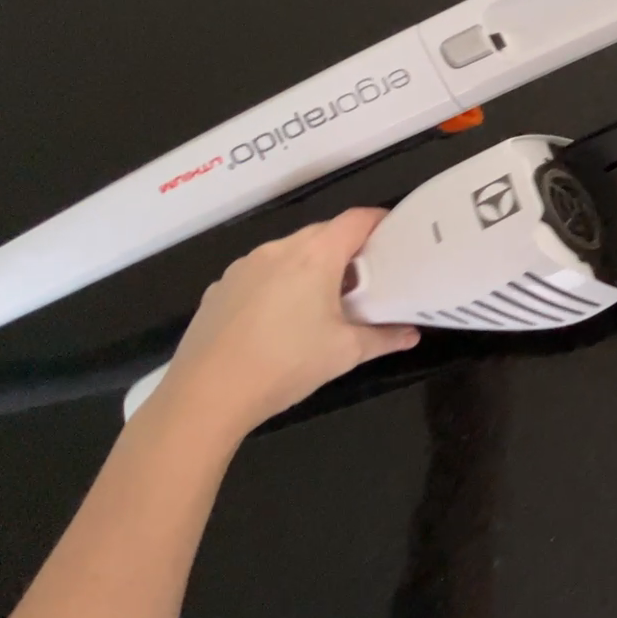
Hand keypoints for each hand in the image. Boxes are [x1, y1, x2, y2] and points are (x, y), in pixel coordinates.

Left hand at [145, 209, 419, 439]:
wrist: (204, 397)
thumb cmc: (286, 364)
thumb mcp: (347, 352)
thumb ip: (385, 337)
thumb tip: (412, 333)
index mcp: (315, 257)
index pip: (356, 220)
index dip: (380, 221)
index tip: (398, 235)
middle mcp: (278, 251)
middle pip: (324, 232)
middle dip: (350, 247)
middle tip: (371, 274)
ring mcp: (243, 268)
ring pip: (291, 251)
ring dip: (314, 264)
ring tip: (328, 297)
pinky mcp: (220, 288)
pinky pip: (263, 271)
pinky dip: (282, 281)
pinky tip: (284, 317)